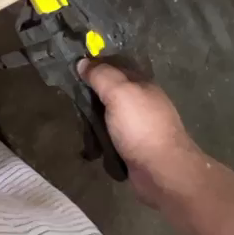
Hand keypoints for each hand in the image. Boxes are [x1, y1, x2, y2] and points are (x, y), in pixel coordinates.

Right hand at [80, 60, 205, 208]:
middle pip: (110, 92)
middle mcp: (142, 103)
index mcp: (142, 84)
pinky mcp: (134, 148)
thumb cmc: (141, 127)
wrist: (163, 172)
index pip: (114, 67)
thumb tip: (82, 62)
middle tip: (70, 99)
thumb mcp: (119, 93)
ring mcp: (139, 127)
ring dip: (94, 121)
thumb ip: (101, 75)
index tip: (71, 69)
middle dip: (91, 96)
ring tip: (78, 125)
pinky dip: (100, 139)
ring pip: (108, 116)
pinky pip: (111, 137)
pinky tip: (90, 144)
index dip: (94, 66)